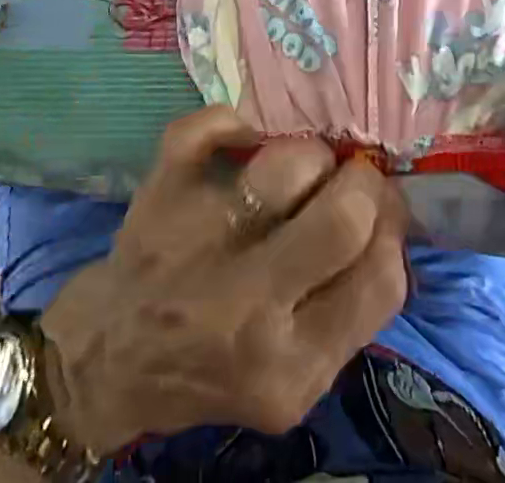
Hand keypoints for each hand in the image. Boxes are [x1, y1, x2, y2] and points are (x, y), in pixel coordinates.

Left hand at [38, 107, 408, 452]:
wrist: (111, 356)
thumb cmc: (208, 371)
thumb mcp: (293, 384)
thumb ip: (346, 316)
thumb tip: (386, 224)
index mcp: (291, 363)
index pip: (379, 279)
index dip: (393, 230)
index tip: (384, 210)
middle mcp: (246, 302)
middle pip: (340, 219)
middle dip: (363, 185)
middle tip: (354, 178)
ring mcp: (196, 241)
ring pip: (280, 167)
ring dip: (309, 154)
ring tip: (305, 164)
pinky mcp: (158, 197)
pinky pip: (199, 131)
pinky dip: (230, 120)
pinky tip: (245, 138)